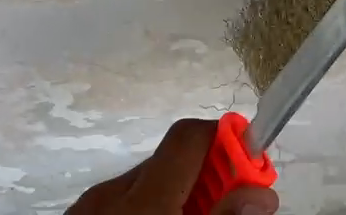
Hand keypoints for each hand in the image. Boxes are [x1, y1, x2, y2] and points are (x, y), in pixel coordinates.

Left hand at [66, 119, 279, 214]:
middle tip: (231, 209)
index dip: (224, 141)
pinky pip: (119, 205)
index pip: (188, 138)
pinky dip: (146, 212)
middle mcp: (108, 197)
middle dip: (206, 177)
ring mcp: (85, 211)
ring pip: (144, 184)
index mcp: (142, 204)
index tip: (250, 167)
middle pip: (170, 161)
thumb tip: (261, 195)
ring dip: (177, 198)